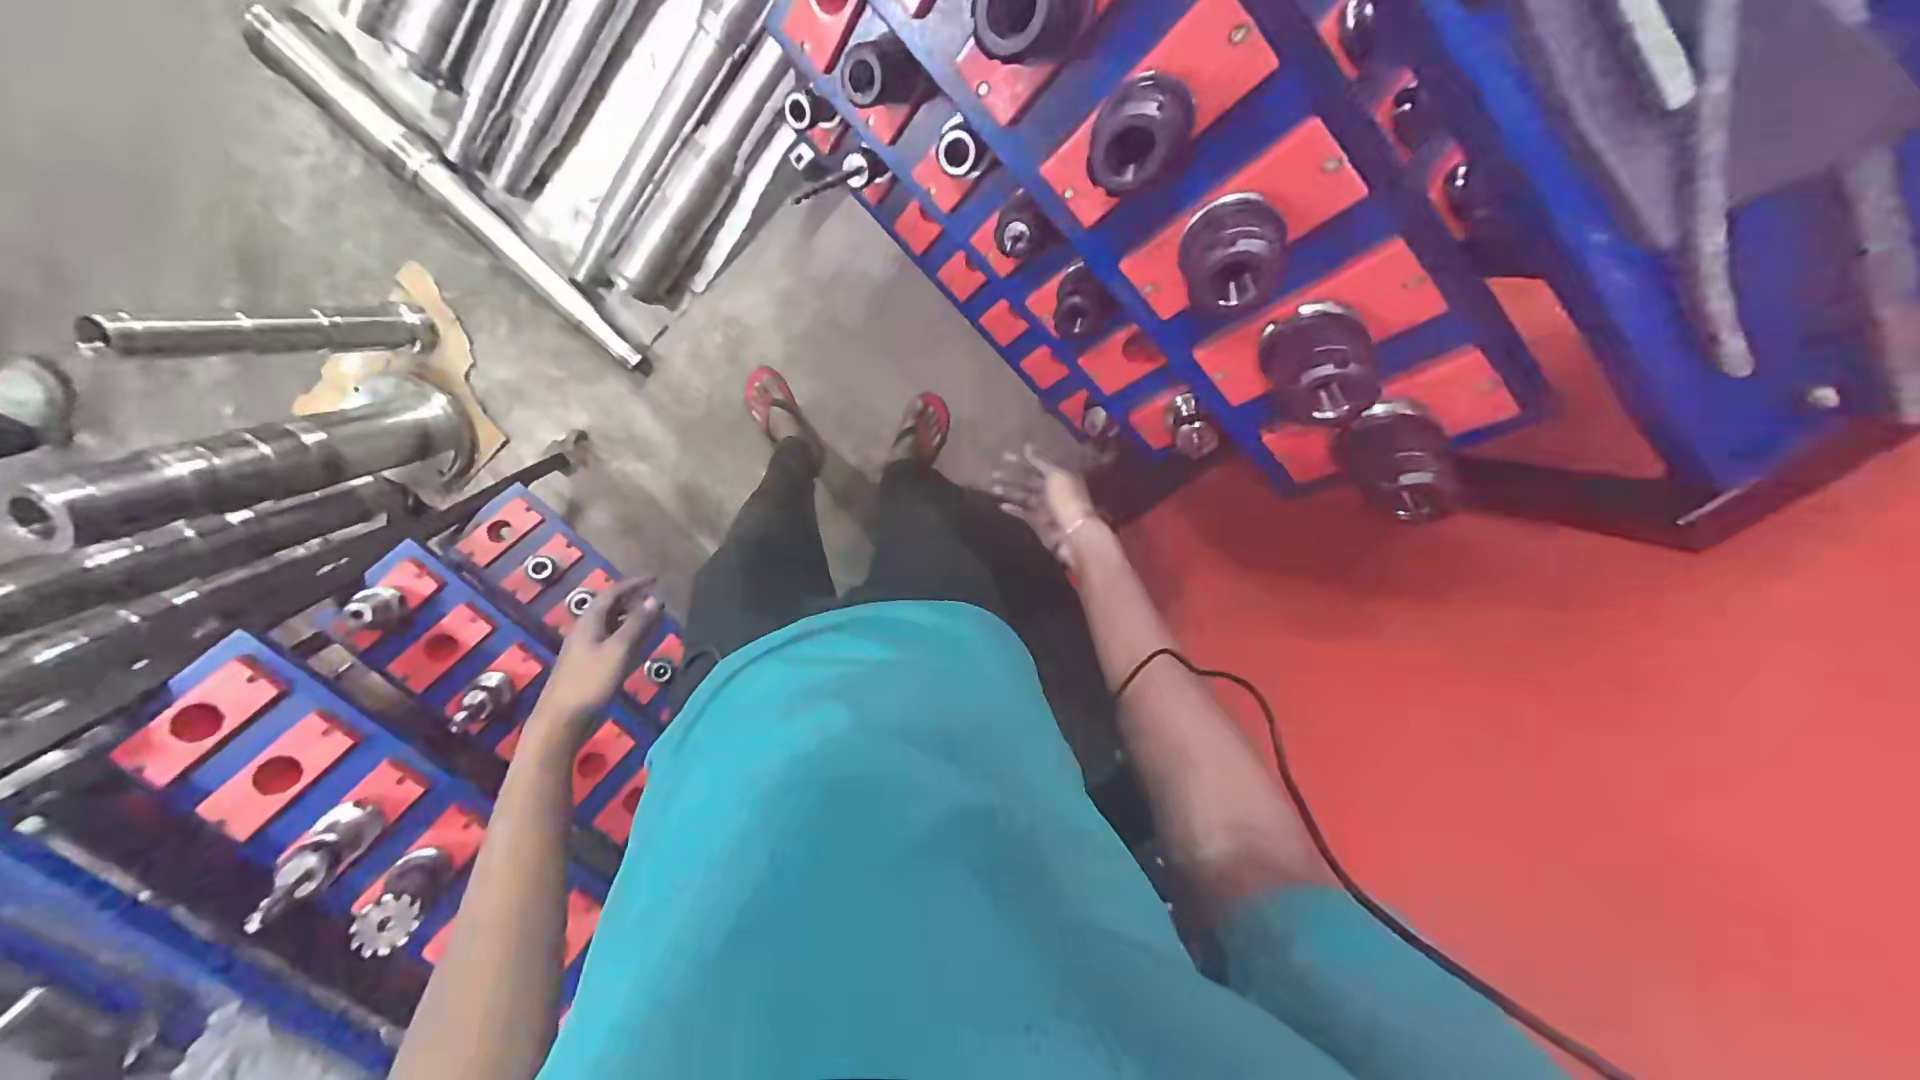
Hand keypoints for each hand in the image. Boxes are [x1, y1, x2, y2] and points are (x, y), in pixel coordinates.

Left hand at [527, 577, 662, 748]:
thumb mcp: (618, 649)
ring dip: (633, 617)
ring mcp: (588, 649)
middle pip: (611, 608)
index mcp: (589, 622)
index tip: (655, 579)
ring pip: (613, 625)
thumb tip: (655, 599)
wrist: (562, 719)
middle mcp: (587, 631)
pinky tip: (641, 642)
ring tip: (654, 615)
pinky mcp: (591, 666)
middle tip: (656, 596)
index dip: (633, 584)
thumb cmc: (590, 681)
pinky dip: (629, 635)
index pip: (612, 593)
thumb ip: (637, 624)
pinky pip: (614, 641)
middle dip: (633, 599)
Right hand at [992, 445, 1101, 566]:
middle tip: (994, 473)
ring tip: (994, 488)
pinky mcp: (1038, 521)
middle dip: (1012, 476)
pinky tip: (1001, 505)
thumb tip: (1026, 446)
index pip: (1038, 464)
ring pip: (1023, 495)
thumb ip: (1040, 461)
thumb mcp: (1056, 475)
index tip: (1004, 456)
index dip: (1022, 459)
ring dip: (1009, 490)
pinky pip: (1022, 512)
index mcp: (1059, 476)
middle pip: (1028, 480)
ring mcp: (1044, 506)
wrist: (1074, 534)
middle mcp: (1051, 490)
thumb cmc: (1066, 500)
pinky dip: (1012, 508)